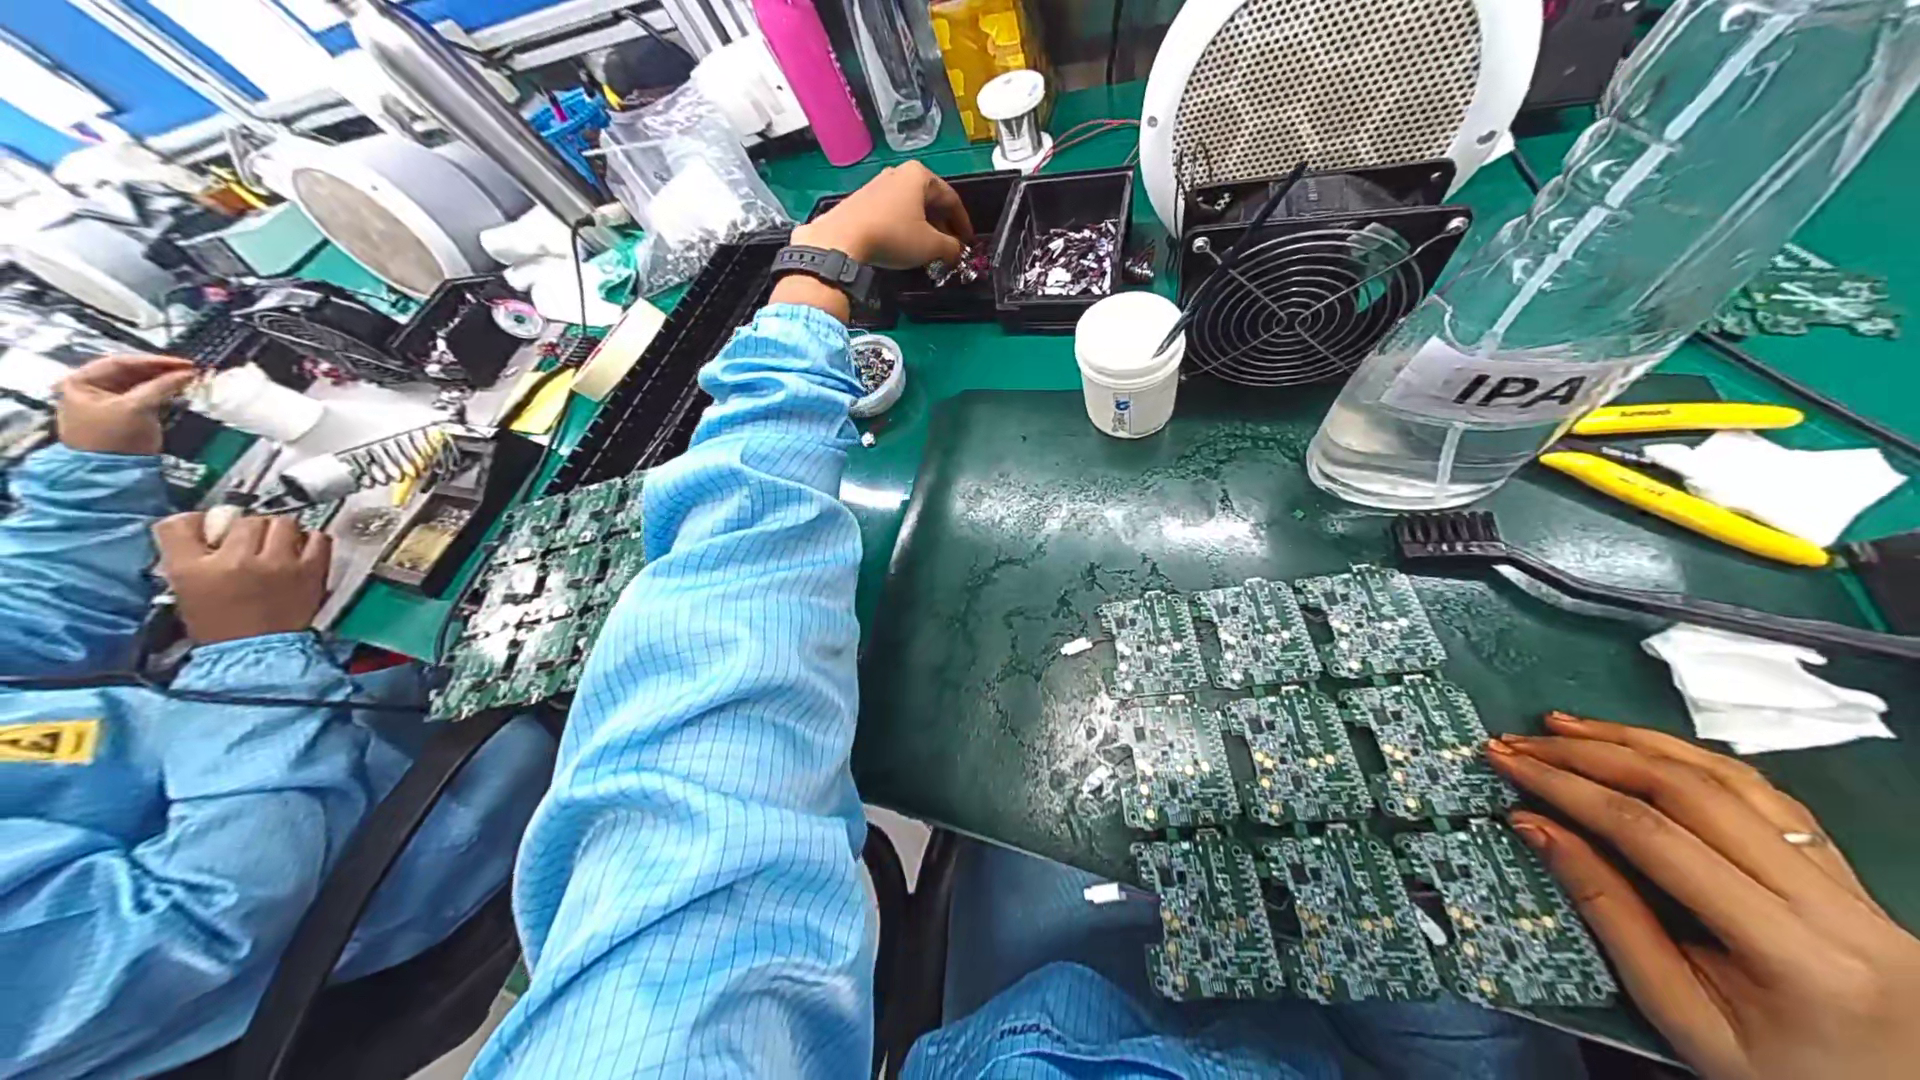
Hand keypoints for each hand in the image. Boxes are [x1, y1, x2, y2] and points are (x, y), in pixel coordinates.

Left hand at [55, 355, 196, 454]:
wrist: (111, 469)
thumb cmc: (115, 436)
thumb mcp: (137, 408)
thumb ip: (162, 387)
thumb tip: (188, 373)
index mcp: (81, 382)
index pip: (120, 362)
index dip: (154, 361)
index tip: (186, 363)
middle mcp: (91, 388)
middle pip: (130, 373)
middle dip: (161, 371)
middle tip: (191, 370)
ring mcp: (108, 401)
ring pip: (140, 384)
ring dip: (165, 381)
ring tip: (190, 379)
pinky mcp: (126, 413)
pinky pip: (146, 396)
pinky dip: (163, 392)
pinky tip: (180, 391)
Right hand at [154, 512, 332, 643]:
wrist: (255, 647)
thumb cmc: (217, 619)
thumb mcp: (185, 586)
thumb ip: (190, 554)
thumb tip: (209, 524)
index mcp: (191, 567)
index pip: (182, 524)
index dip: (200, 521)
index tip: (215, 529)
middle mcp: (236, 560)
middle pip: (247, 520)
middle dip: (250, 528)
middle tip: (253, 541)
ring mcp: (279, 564)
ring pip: (284, 523)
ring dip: (281, 530)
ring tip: (278, 544)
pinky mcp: (312, 570)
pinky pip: (318, 538)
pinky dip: (312, 539)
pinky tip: (303, 549)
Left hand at [790, 161, 974, 269]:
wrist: (843, 239)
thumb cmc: (891, 236)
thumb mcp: (931, 246)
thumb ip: (951, 248)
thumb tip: (958, 252)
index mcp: (920, 175)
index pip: (952, 199)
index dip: (963, 224)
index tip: (968, 242)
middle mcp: (899, 174)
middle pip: (931, 202)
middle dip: (943, 227)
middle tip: (950, 248)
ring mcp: (879, 186)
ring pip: (912, 208)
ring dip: (924, 229)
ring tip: (929, 251)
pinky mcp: (863, 201)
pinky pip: (894, 213)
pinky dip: (905, 229)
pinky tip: (905, 247)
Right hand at [1487, 713, 1919, 1079]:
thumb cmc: (1771, 1072)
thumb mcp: (1676, 1011)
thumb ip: (1606, 911)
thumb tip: (1531, 824)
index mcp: (1796, 951)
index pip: (1654, 835)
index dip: (1568, 789)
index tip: (1506, 764)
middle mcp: (1837, 905)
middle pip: (1692, 793)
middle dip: (1591, 754)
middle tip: (1522, 740)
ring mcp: (1852, 884)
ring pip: (1730, 780)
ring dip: (1636, 742)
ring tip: (1565, 726)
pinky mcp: (1847, 873)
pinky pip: (1761, 794)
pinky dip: (1687, 759)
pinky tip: (1640, 748)